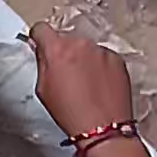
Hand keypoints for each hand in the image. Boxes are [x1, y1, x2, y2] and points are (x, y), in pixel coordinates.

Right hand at [28, 23, 133, 137]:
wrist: (104, 128)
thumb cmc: (70, 112)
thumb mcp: (42, 88)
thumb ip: (41, 62)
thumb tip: (42, 50)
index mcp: (57, 49)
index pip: (41, 28)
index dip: (39, 38)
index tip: (41, 46)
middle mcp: (80, 44)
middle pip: (66, 39)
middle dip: (63, 52)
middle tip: (64, 74)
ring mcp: (101, 50)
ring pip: (85, 48)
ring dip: (82, 59)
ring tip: (84, 83)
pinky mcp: (117, 59)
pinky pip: (102, 56)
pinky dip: (99, 66)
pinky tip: (98, 85)